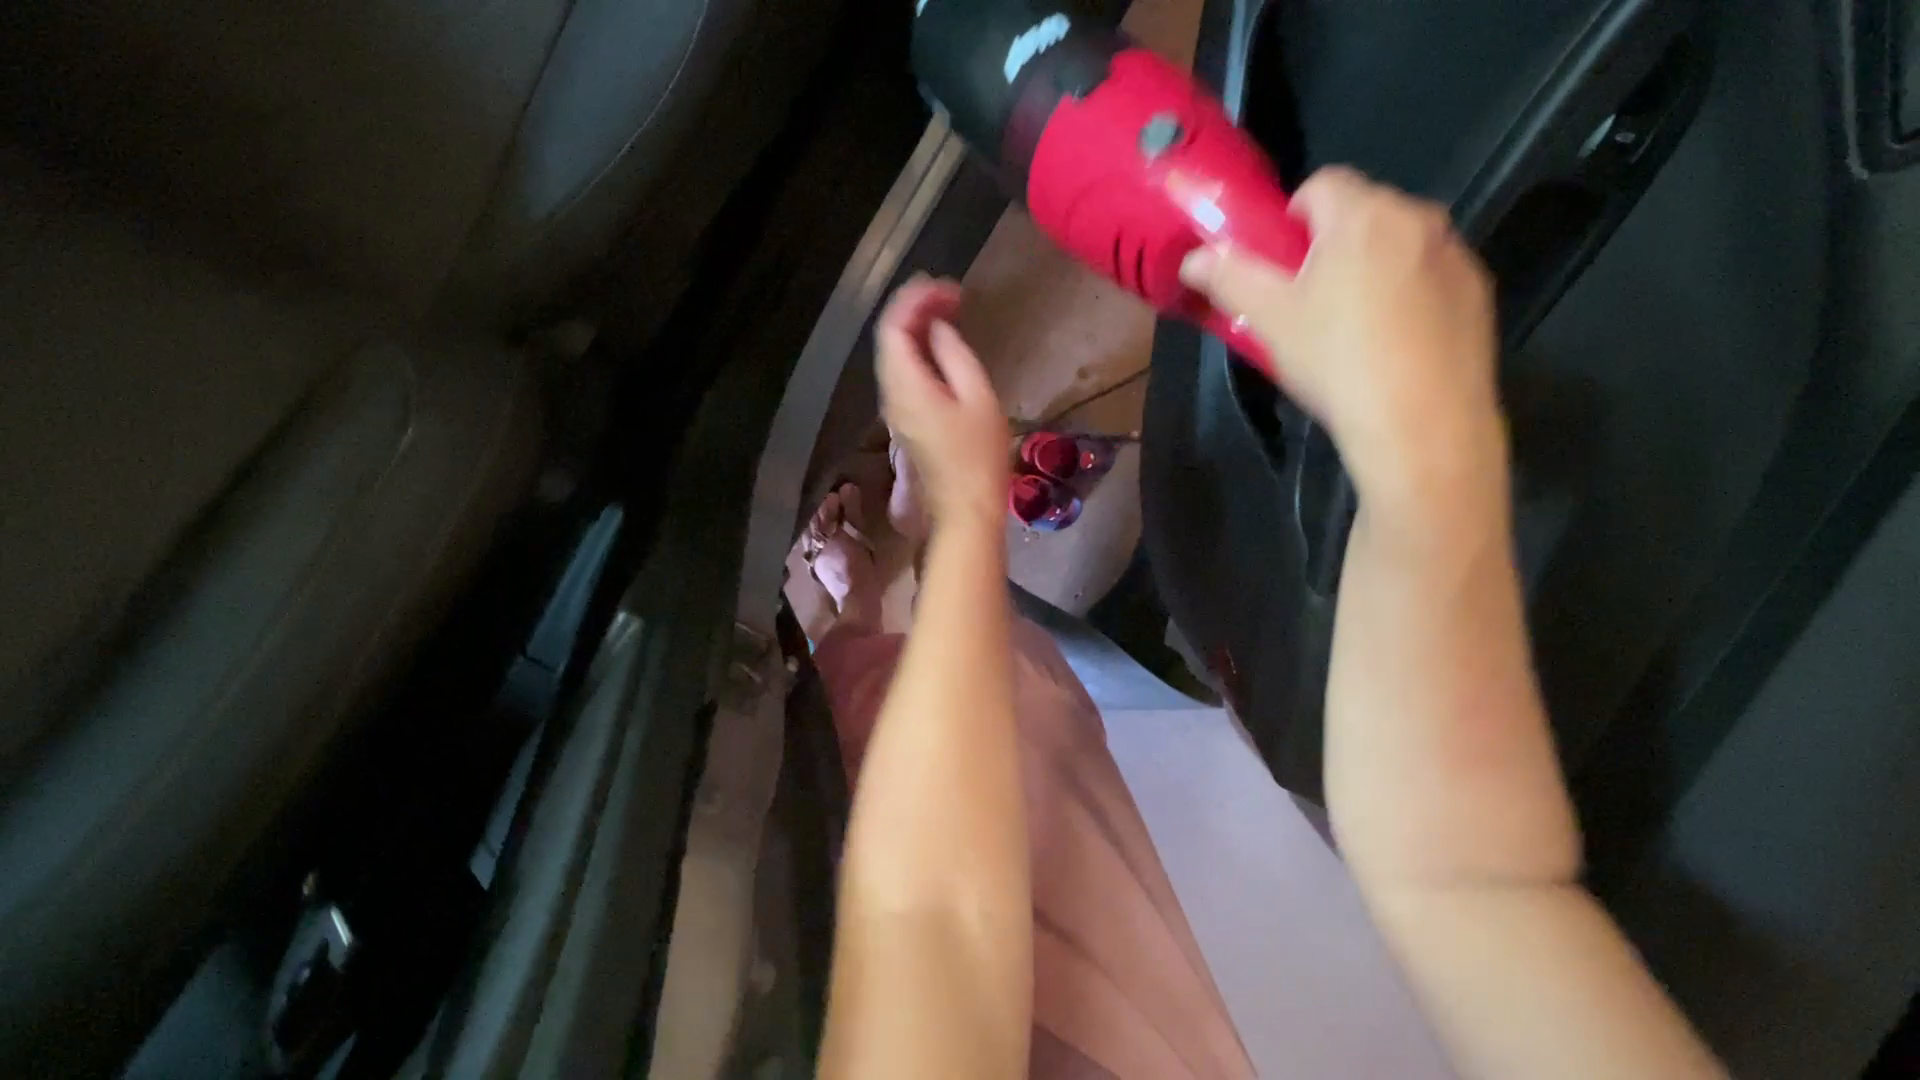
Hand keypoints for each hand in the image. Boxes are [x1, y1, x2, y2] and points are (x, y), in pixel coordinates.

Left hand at [875, 276, 1009, 531]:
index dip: (916, 299)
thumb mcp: (978, 397)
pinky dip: (919, 351)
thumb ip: (955, 355)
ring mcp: (895, 409)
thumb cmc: (979, 455)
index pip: (894, 327)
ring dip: (918, 329)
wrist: (966, 507)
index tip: (949, 289)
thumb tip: (939, 330)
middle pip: (890, 338)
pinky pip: (904, 373)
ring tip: (951, 313)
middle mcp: (891, 393)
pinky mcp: (906, 420)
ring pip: (895, 355)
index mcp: (906, 384)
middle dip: (916, 308)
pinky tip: (943, 347)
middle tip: (953, 296)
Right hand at [1180, 167, 1503, 515]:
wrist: (1421, 425)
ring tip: (1352, 326)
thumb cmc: (1336, 362)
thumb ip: (1228, 277)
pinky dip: (1408, 293)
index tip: (1280, 264)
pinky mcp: (1479, 292)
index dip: (1291, 218)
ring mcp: (1456, 255)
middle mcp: (1418, 218)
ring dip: (1371, 266)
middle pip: (1362, 211)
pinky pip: (1430, 275)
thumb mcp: (1269, 320)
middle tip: (1308, 299)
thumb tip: (1193, 258)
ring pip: (1399, 243)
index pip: (1320, 183)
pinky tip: (1393, 343)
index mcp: (1363, 215)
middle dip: (1332, 242)